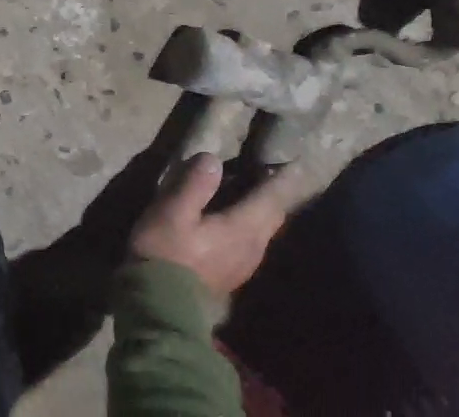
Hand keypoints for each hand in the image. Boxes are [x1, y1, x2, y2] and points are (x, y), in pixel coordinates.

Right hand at [130, 154, 300, 297]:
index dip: (282, 179)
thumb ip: (194, 185)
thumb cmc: (166, 251)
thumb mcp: (172, 211)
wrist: (163, 301)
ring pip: (263, 228)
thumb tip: (213, 158)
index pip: (271, 198)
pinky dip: (249, 222)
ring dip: (261, 208)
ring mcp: (246, 261)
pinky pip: (251, 239)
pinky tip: (232, 220)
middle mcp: (254, 245)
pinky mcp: (233, 270)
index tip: (295, 163)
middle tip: (268, 172)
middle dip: (274, 193)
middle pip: (273, 214)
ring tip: (249, 191)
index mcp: (242, 227)